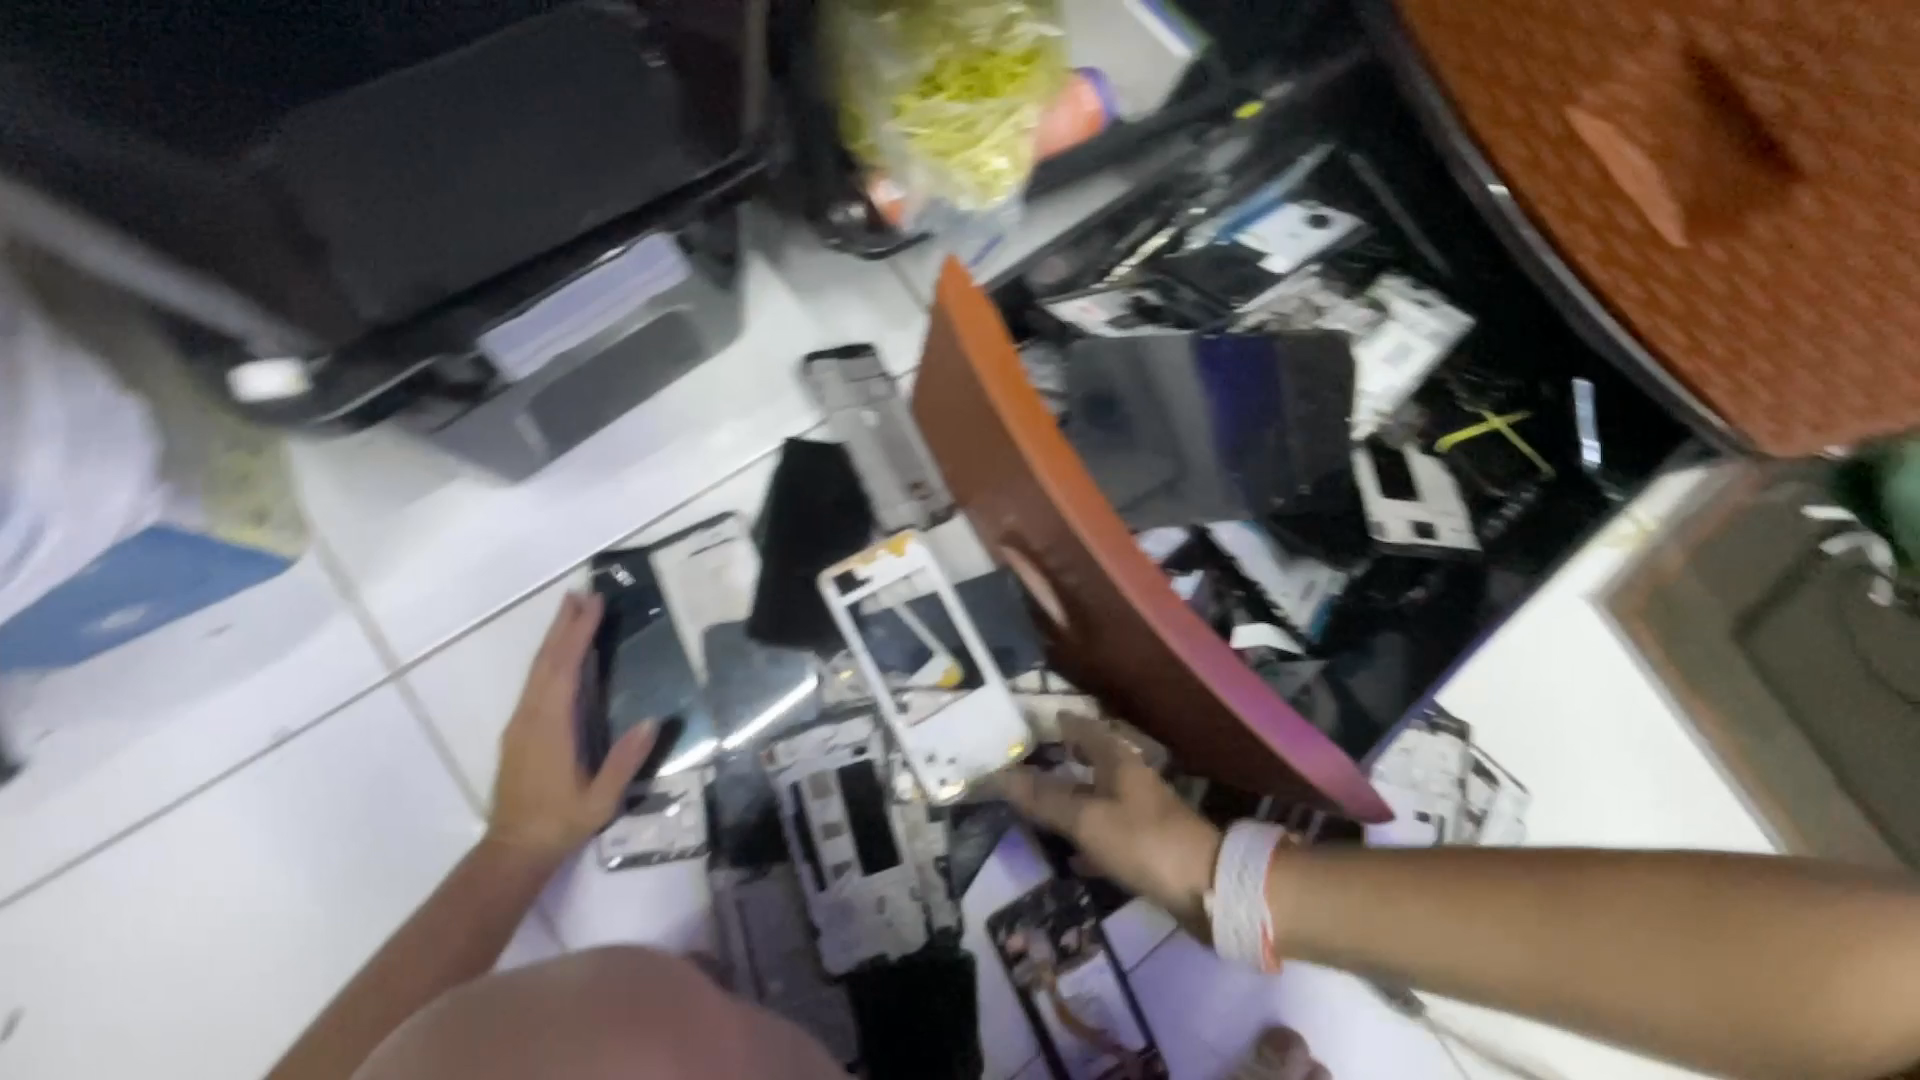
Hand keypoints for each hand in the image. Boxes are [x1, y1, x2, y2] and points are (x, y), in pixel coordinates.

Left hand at [486, 592, 656, 861]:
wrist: (513, 850)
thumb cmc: (561, 823)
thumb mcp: (601, 799)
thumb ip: (625, 761)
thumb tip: (652, 721)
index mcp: (550, 728)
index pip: (565, 670)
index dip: (579, 635)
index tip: (594, 605)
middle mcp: (530, 717)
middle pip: (546, 661)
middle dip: (564, 626)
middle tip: (581, 593)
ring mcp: (520, 723)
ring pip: (537, 670)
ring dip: (554, 639)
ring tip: (572, 612)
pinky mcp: (519, 731)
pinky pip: (535, 683)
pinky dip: (549, 659)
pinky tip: (561, 655)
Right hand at [997, 713, 1222, 932]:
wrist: (1205, 886)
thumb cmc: (1142, 840)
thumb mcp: (1086, 819)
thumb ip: (1045, 799)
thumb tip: (1002, 775)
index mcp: (1118, 762)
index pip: (1086, 730)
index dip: (1064, 723)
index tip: (1040, 720)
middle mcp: (1131, 780)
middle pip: (1094, 761)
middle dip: (1067, 760)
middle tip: (1035, 761)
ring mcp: (1142, 812)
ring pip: (1100, 797)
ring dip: (1075, 798)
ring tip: (1043, 805)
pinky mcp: (1148, 844)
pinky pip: (1109, 831)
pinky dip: (1088, 836)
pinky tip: (1071, 855)